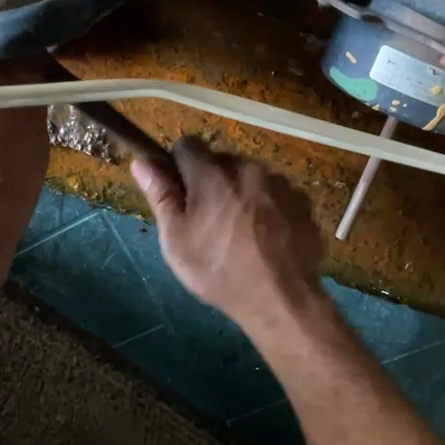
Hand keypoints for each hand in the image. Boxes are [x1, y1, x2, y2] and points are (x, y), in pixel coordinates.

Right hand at [132, 138, 326, 332]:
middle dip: (212, 182)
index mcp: (212, 174)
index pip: (187, 145)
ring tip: (241, 234)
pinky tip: (266, 239)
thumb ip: (160, 197)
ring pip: (252, 178)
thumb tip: (141, 163)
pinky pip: (277, 195)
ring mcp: (280, 184)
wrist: (280, 298)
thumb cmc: (219, 272)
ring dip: (242, 194)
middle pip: (222, 161)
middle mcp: (248, 168)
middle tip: (209, 221)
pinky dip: (269, 209)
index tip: (179, 192)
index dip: (178, 166)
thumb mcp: (177, 241)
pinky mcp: (302, 202)